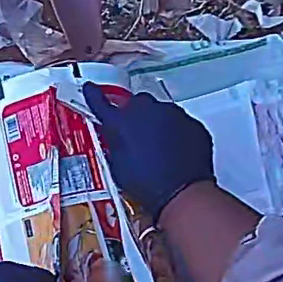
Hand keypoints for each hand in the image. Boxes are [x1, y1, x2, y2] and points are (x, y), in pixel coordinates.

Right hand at [82, 83, 215, 218]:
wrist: (181, 193)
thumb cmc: (145, 184)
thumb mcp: (117, 167)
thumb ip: (114, 144)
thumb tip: (116, 141)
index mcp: (118, 121)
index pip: (99, 101)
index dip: (94, 95)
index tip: (91, 89)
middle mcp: (144, 110)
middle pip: (136, 103)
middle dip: (135, 116)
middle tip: (137, 136)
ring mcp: (171, 113)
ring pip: (161, 111)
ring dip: (158, 124)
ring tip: (160, 149)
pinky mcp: (192, 122)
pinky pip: (181, 123)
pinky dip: (178, 133)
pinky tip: (177, 152)